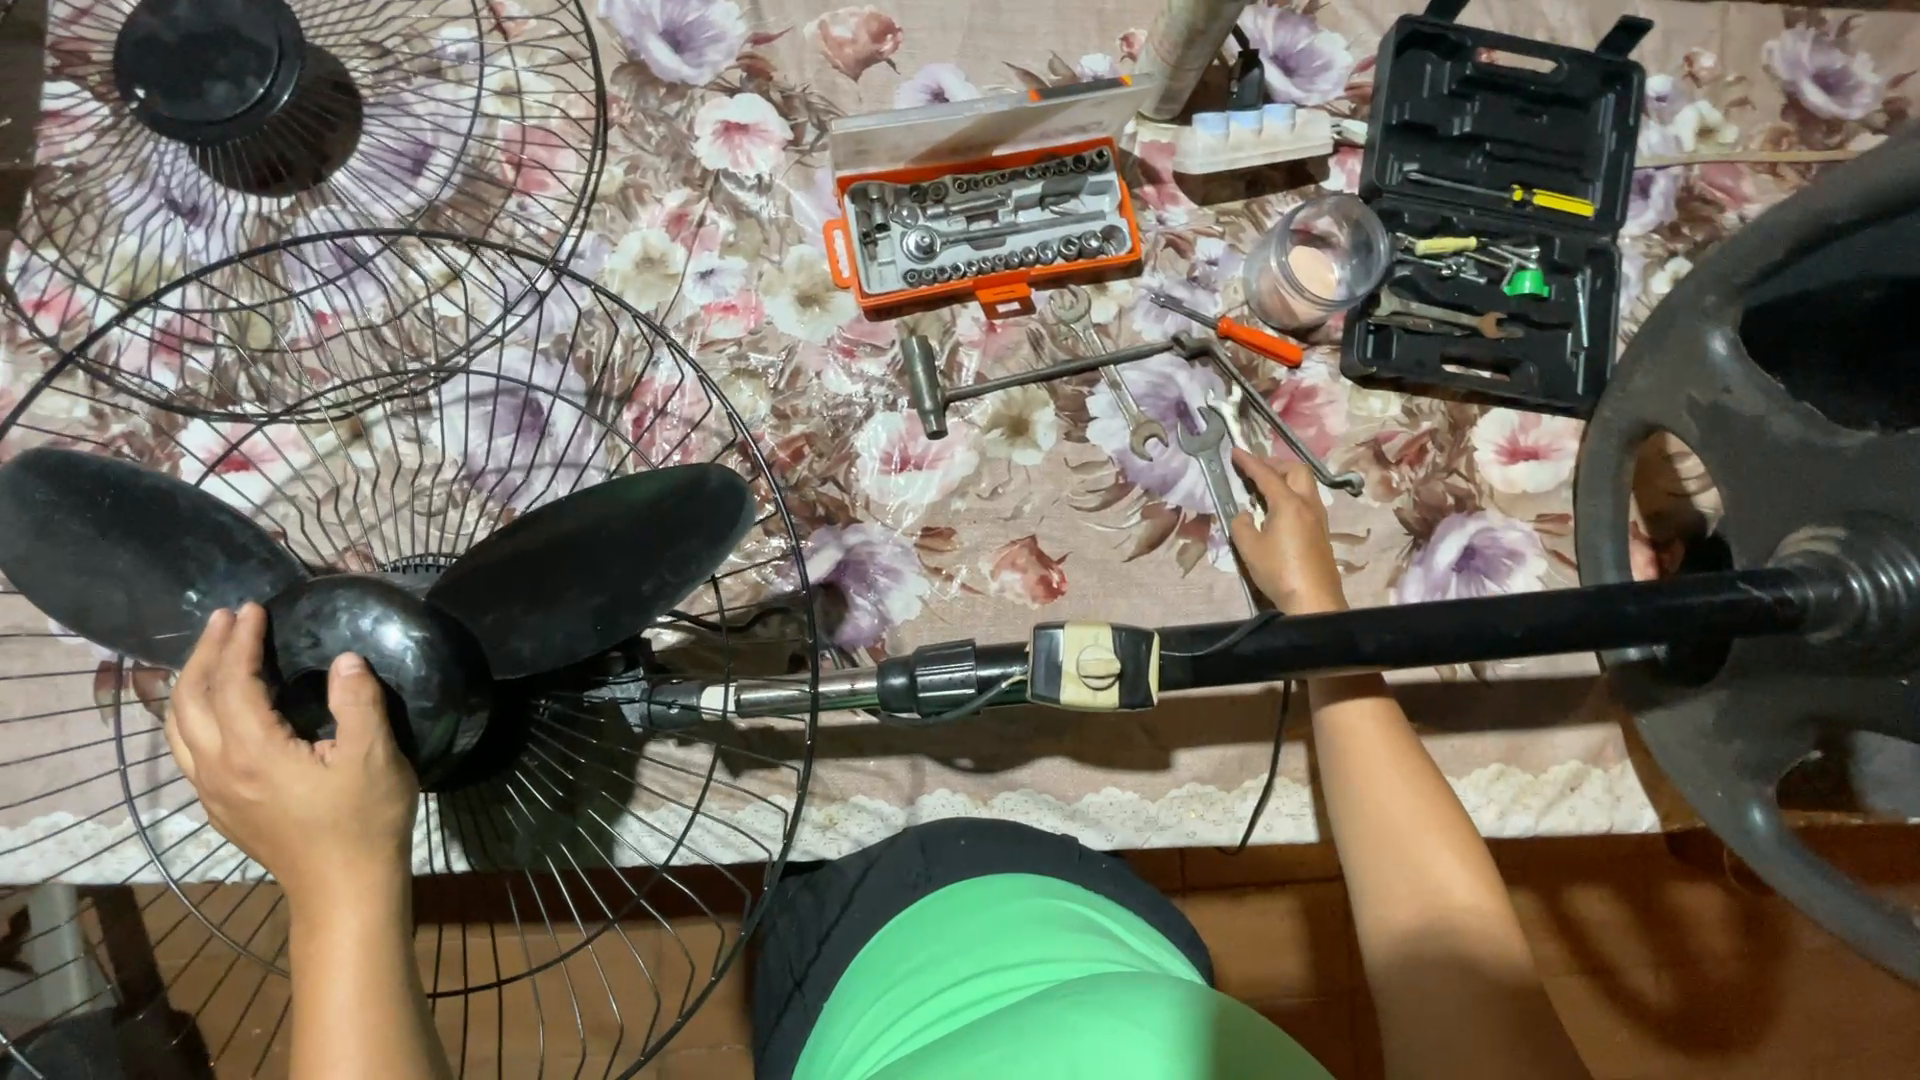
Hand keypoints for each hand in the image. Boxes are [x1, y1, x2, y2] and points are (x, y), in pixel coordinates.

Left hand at [165, 604, 418, 910]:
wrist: (344, 882)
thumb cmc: (365, 816)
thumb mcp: (374, 755)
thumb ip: (358, 703)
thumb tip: (345, 659)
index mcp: (254, 751)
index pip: (232, 683)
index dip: (239, 643)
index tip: (253, 609)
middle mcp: (218, 767)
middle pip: (189, 700)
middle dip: (204, 653)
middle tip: (227, 619)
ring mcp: (213, 789)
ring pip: (178, 725)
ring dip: (189, 682)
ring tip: (212, 652)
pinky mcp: (221, 803)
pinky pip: (187, 746)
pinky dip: (191, 712)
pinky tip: (213, 707)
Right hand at [1229, 448, 1348, 615]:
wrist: (1314, 599)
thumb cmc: (1278, 571)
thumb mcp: (1248, 547)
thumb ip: (1241, 524)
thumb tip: (1245, 515)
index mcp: (1289, 503)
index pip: (1267, 474)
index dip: (1249, 461)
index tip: (1235, 451)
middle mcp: (1308, 504)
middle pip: (1296, 470)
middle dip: (1274, 463)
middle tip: (1254, 468)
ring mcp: (1319, 517)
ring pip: (1305, 484)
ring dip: (1285, 478)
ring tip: (1264, 486)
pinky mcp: (1321, 531)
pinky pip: (1307, 500)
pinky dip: (1291, 493)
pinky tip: (1277, 508)